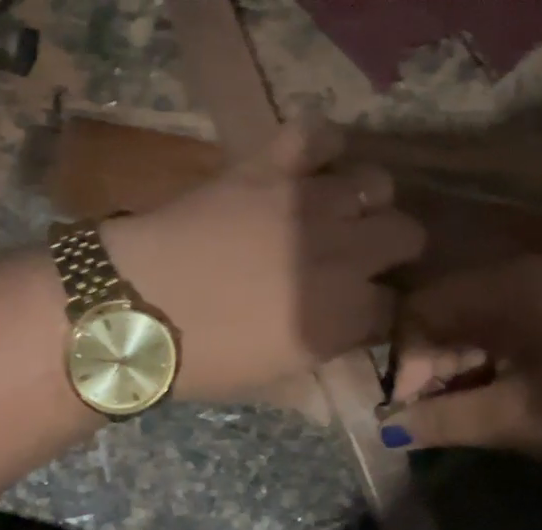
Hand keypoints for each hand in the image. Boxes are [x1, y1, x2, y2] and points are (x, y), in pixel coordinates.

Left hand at [99, 123, 426, 404]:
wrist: (136, 307)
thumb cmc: (200, 360)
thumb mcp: (266, 384)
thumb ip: (315, 367)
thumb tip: (341, 364)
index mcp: (342, 319)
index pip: (394, 307)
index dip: (381, 311)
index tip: (363, 313)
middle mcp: (344, 255)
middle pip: (405, 236)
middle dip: (389, 252)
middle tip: (356, 261)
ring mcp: (310, 203)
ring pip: (376, 183)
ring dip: (363, 201)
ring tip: (335, 214)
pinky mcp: (270, 166)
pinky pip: (319, 134)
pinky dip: (322, 146)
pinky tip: (310, 166)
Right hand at [383, 256, 541, 468]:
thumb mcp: (519, 420)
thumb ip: (445, 420)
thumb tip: (385, 427)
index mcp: (515, 286)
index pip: (423, 307)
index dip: (403, 359)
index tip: (409, 409)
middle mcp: (533, 273)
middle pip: (450, 309)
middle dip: (429, 364)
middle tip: (433, 418)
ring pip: (480, 321)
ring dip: (460, 367)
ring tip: (466, 414)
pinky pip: (513, 326)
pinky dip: (493, 362)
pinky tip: (502, 398)